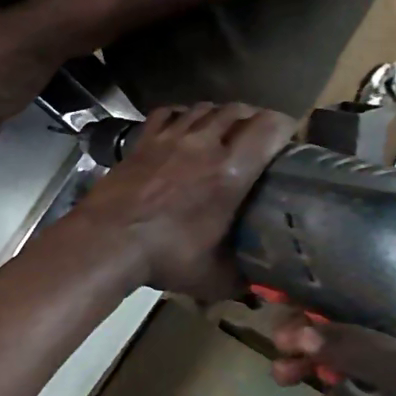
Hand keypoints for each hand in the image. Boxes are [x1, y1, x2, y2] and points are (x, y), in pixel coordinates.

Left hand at [68, 104, 295, 300]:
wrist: (107, 240)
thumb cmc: (165, 257)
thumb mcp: (214, 276)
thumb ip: (242, 277)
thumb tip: (259, 287)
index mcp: (230, 172)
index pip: (268, 128)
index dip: (284, 126)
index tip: (288, 139)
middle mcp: (202, 144)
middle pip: (237, 110)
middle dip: (253, 118)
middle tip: (258, 136)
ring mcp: (169, 138)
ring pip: (202, 108)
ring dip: (219, 115)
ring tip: (223, 130)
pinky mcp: (142, 141)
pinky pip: (167, 113)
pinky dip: (181, 114)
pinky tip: (183, 125)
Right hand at [270, 256, 395, 395]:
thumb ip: (366, 351)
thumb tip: (299, 332)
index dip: (347, 267)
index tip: (299, 279)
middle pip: (375, 314)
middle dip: (323, 328)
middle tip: (278, 342)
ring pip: (373, 356)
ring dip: (329, 365)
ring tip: (285, 379)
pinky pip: (384, 392)